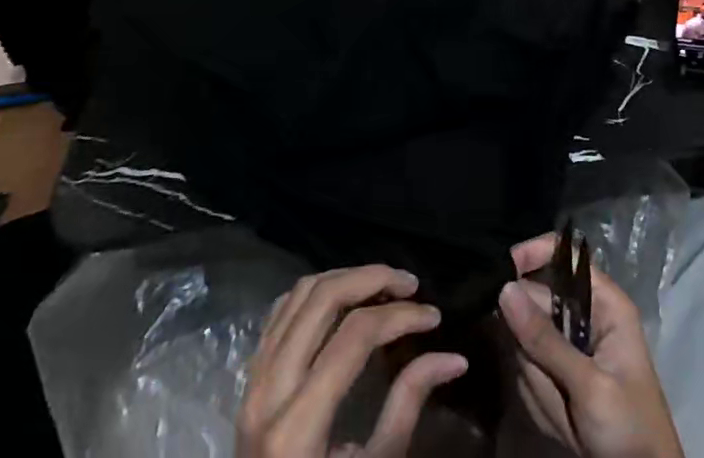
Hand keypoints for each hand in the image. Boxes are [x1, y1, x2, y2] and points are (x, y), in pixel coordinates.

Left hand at [238, 265, 468, 457]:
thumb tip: (454, 358)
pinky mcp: (249, 378)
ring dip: (345, 278)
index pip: (355, 336)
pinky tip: (346, 301)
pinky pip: (281, 312)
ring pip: (299, 295)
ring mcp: (252, 381)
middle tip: (410, 285)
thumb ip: (407, 405)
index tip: (434, 317)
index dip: (400, 315)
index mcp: (298, 425)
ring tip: (383, 286)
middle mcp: (267, 391)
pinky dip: (316, 294)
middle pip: (321, 299)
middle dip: (372, 278)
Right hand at [497, 235, 685, 457]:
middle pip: (536, 301)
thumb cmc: (629, 426)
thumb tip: (504, 289)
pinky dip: (535, 391)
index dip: (534, 254)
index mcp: (606, 303)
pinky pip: (528, 368)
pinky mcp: (557, 371)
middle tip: (549, 378)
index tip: (502, 272)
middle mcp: (585, 315)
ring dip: (534, 374)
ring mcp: (569, 344)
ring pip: (526, 339)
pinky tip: (559, 413)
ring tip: (563, 405)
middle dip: (530, 340)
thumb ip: (546, 340)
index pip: (564, 257)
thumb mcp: (590, 385)